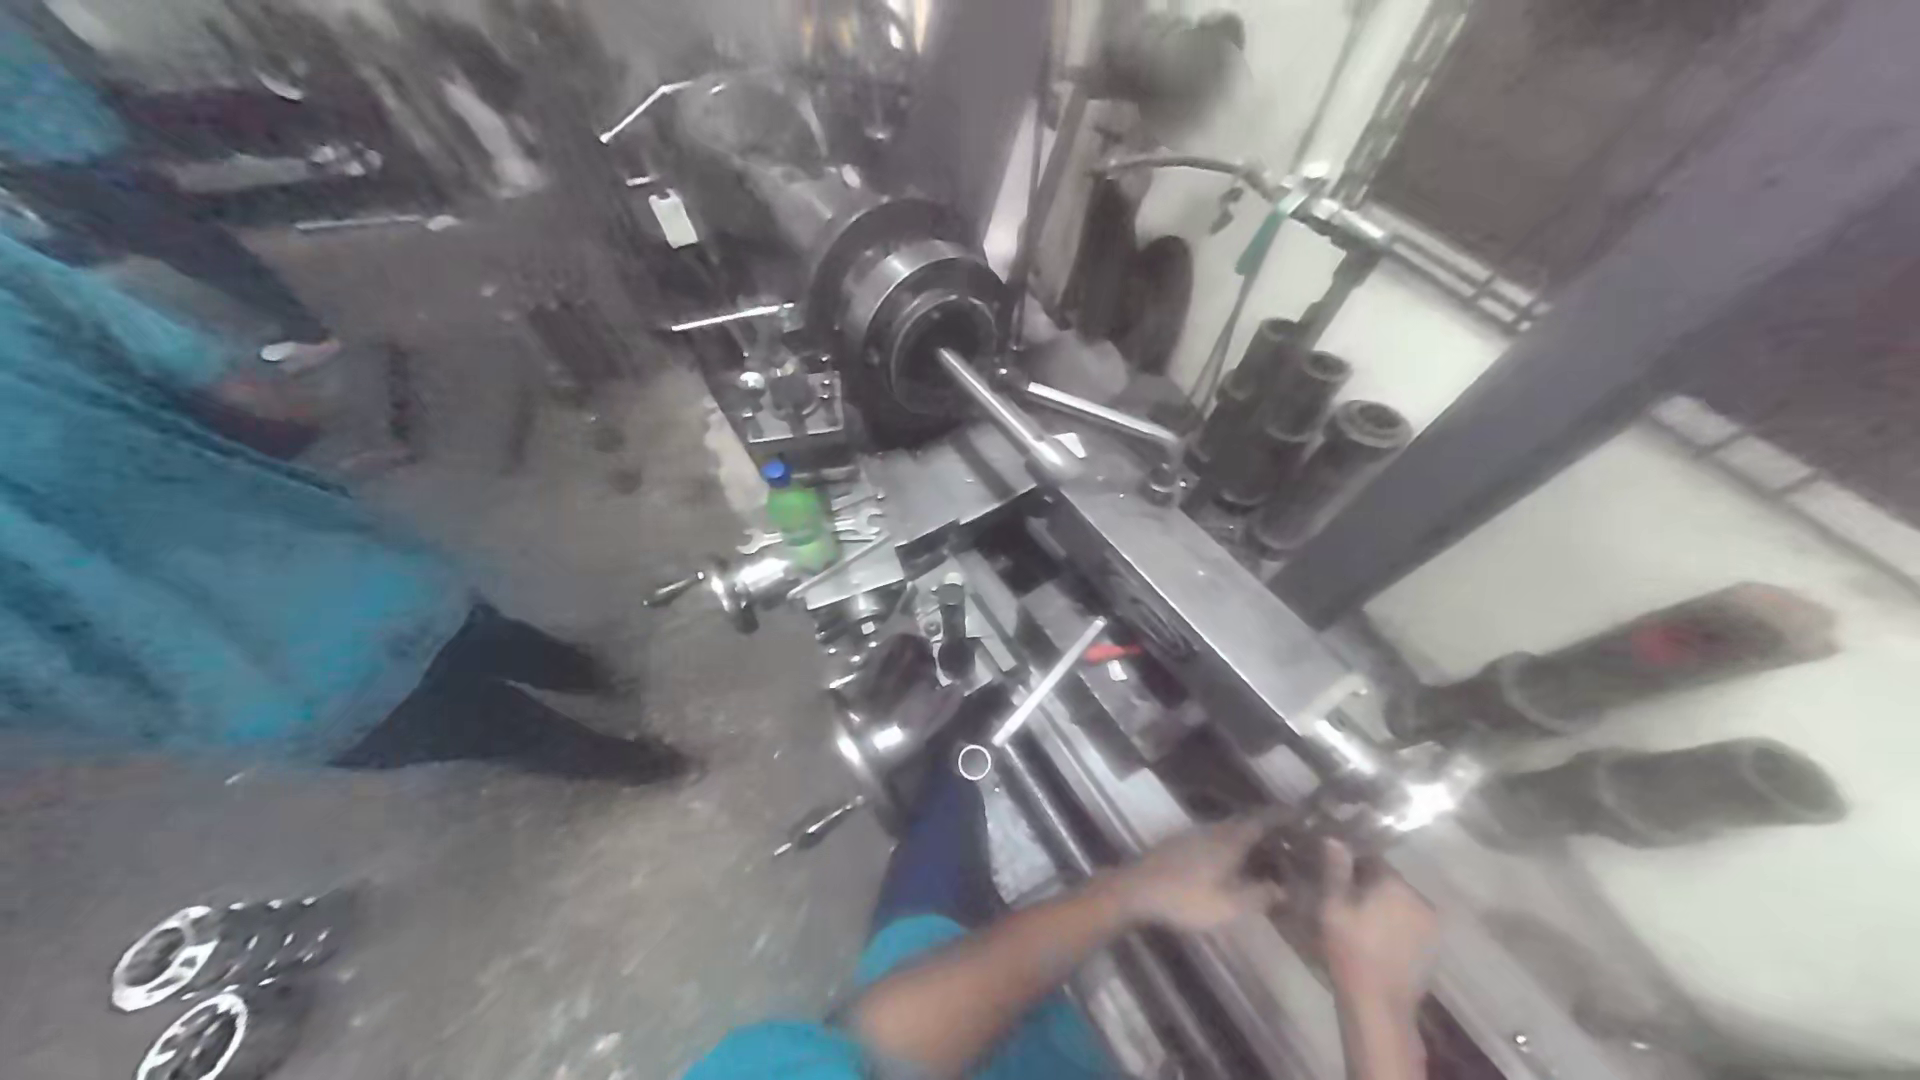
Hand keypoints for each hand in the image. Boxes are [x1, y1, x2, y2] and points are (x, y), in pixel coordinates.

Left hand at [1104, 817, 1284, 930]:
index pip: (1262, 819)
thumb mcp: (1229, 905)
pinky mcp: (1182, 845)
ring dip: (1253, 840)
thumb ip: (1260, 895)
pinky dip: (1236, 847)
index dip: (1284, 816)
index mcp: (1228, 839)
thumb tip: (1286, 888)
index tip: (1305, 814)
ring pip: (1231, 831)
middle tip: (1296, 842)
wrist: (1136, 889)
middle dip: (1272, 830)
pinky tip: (1240, 865)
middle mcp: (1213, 830)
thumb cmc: (1186, 897)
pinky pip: (1218, 839)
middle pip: (1247, 823)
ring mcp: (1195, 835)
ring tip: (1274, 857)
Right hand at [1318, 840, 1438, 1011]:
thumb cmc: (1350, 947)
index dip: (1350, 864)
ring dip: (1383, 904)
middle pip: (1388, 880)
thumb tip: (1335, 838)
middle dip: (1367, 883)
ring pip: (1400, 901)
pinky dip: (1395, 923)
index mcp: (1395, 884)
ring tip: (1360, 919)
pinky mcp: (1434, 947)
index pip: (1371, 858)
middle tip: (1343, 898)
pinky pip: (1410, 922)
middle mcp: (1420, 898)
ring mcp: (1431, 925)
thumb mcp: (1332, 904)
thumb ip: (1335, 868)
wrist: (1380, 1003)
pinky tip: (1378, 937)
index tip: (1333, 874)